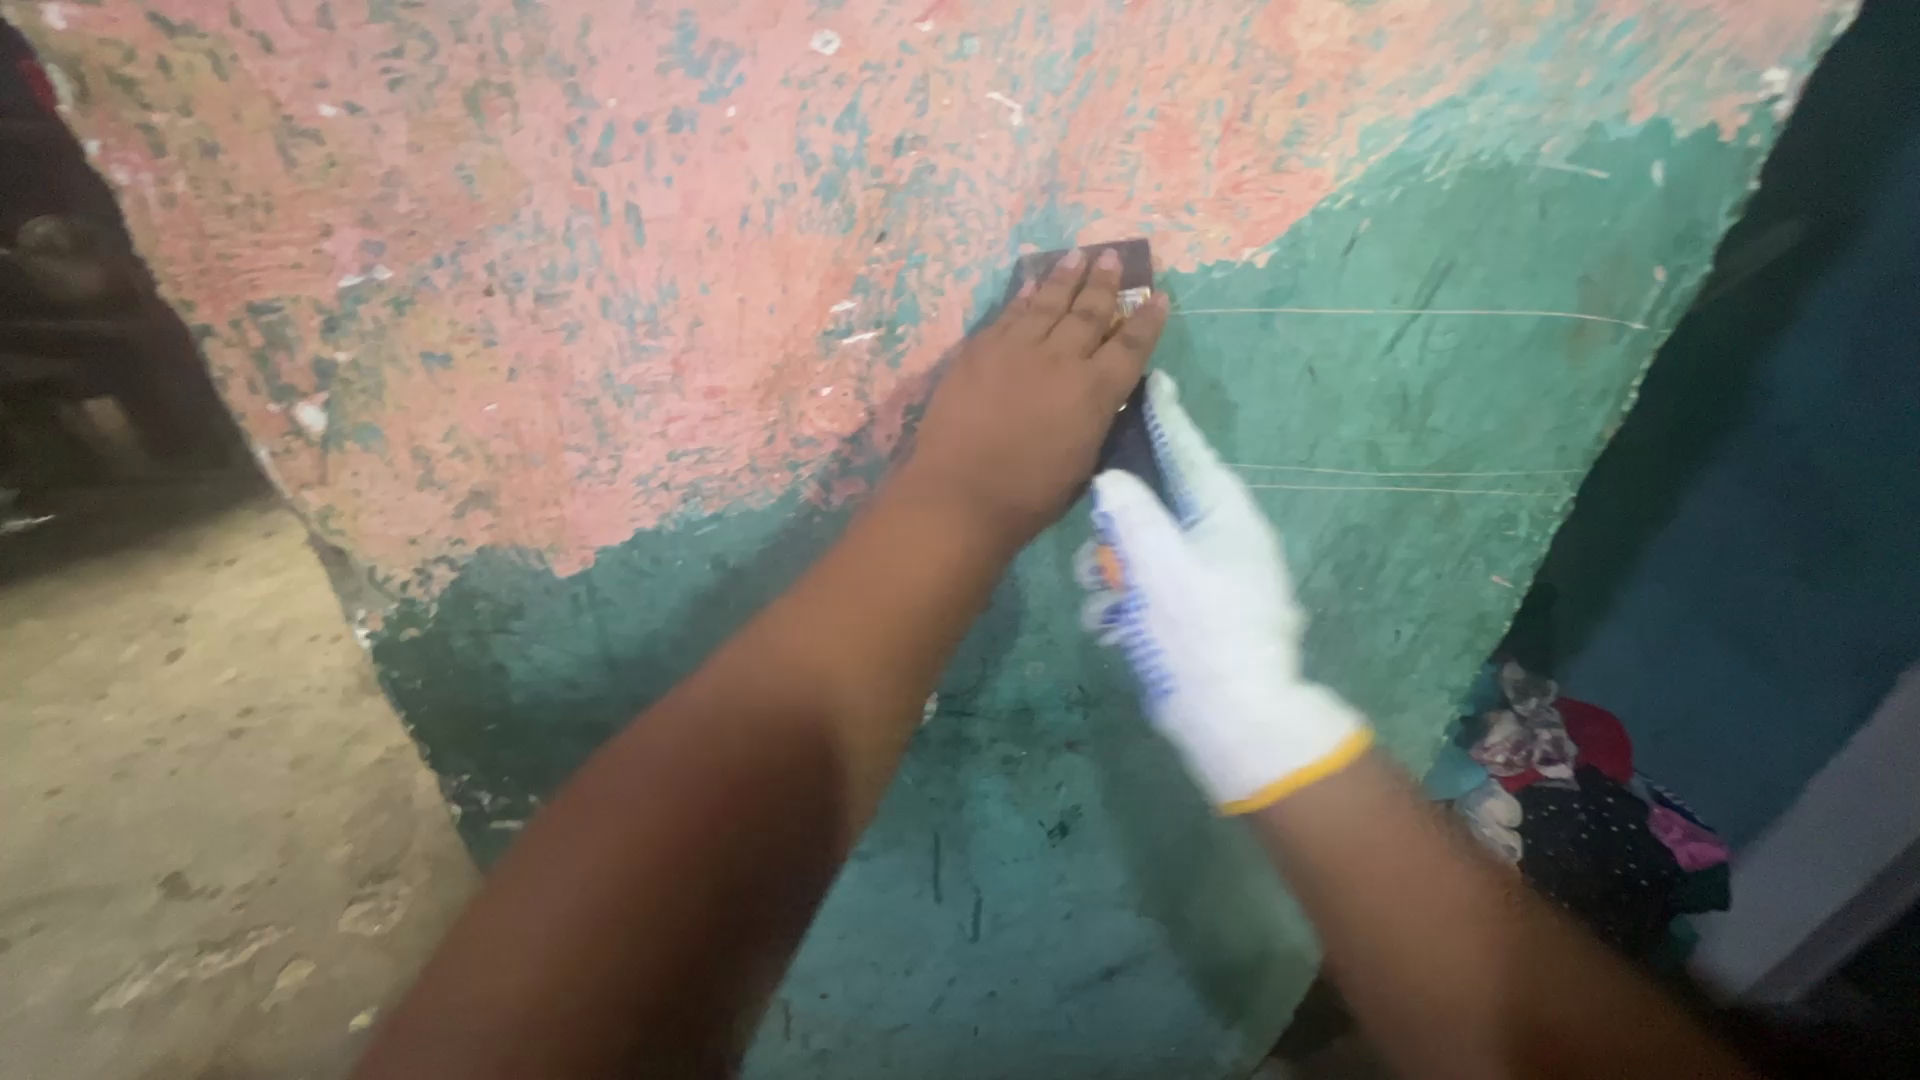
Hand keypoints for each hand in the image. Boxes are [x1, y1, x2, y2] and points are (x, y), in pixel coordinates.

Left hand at [900, 247, 1169, 546]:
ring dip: (1066, 277)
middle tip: (1113, 256)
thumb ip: (1096, 420)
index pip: (1131, 346)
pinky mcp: (979, 350)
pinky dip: (1024, 296)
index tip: (1158, 297)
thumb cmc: (1028, 496)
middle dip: (1105, 283)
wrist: (960, 493)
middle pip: (1090, 312)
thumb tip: (1101, 396)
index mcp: (1095, 391)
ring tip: (1079, 255)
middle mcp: (1061, 359)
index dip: (1148, 320)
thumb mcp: (1083, 463)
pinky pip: (1008, 314)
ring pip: (1048, 302)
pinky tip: (1030, 285)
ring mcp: (1016, 349)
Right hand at [1077, 372, 1371, 812]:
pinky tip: (1114, 629)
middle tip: (1100, 549)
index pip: (1189, 453)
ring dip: (1115, 576)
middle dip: (1119, 530)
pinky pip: (1145, 591)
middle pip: (1155, 507)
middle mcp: (1218, 540)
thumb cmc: (1200, 634)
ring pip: (1142, 552)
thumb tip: (1111, 480)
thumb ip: (1131, 516)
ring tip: (1107, 605)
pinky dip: (1125, 607)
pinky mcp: (1189, 613)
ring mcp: (1205, 579)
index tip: (1151, 382)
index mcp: (1225, 518)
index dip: (1166, 419)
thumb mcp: (1159, 568)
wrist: (1233, 721)